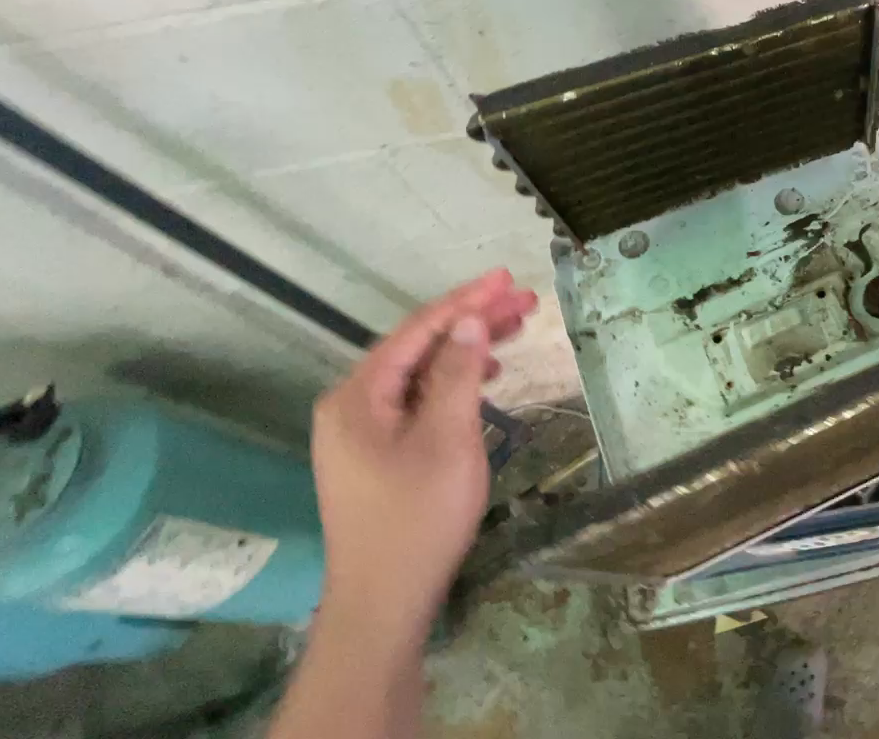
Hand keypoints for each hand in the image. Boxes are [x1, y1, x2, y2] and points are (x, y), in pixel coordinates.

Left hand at [309, 268, 537, 632]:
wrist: (385, 598)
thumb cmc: (418, 515)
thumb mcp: (447, 437)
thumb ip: (457, 373)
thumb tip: (469, 321)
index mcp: (358, 396)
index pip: (418, 330)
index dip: (466, 300)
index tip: (509, 279)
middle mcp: (353, 404)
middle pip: (419, 346)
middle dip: (472, 320)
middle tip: (525, 302)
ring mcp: (363, 429)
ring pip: (422, 371)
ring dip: (468, 348)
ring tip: (515, 330)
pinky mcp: (379, 450)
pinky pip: (420, 398)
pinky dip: (455, 380)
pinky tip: (485, 377)